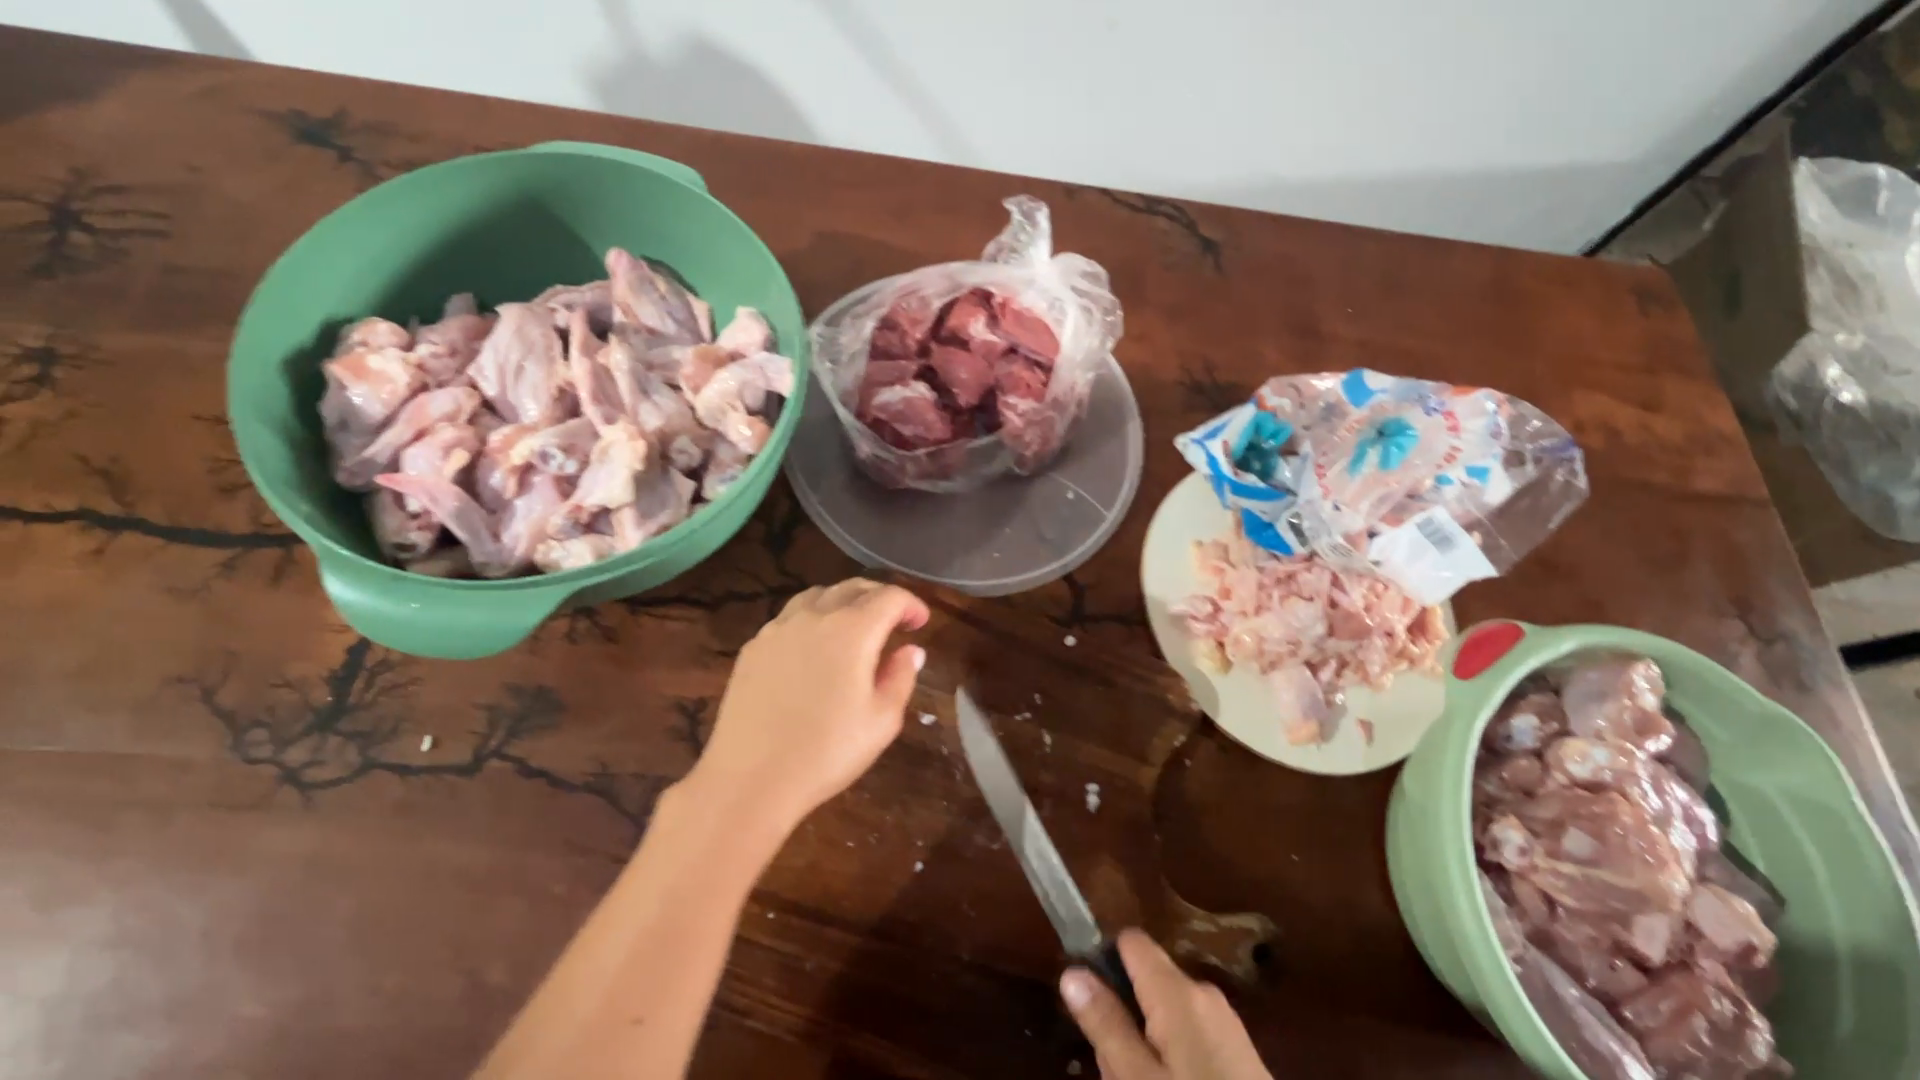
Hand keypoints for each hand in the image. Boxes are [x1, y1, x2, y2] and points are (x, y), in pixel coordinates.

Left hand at [692, 579, 928, 828]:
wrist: (751, 778)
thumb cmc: (827, 752)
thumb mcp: (882, 721)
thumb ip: (900, 677)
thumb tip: (910, 650)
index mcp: (852, 630)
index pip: (889, 597)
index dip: (911, 604)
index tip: (921, 622)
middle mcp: (813, 617)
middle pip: (852, 588)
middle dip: (879, 597)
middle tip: (895, 620)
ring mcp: (777, 630)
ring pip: (816, 597)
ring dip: (843, 603)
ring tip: (854, 627)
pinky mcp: (753, 649)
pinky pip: (789, 619)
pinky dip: (812, 621)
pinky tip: (814, 650)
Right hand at [1061, 930, 1272, 1079]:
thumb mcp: (1136, 1079)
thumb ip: (1105, 1023)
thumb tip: (1072, 971)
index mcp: (1176, 992)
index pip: (1132, 941)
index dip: (1104, 959)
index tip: (1087, 997)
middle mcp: (1202, 993)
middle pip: (1145, 979)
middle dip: (1122, 1015)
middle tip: (1113, 1069)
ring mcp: (1224, 1021)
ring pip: (1164, 1011)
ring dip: (1144, 1041)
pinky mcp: (1236, 1048)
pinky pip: (1188, 1032)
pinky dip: (1170, 1055)